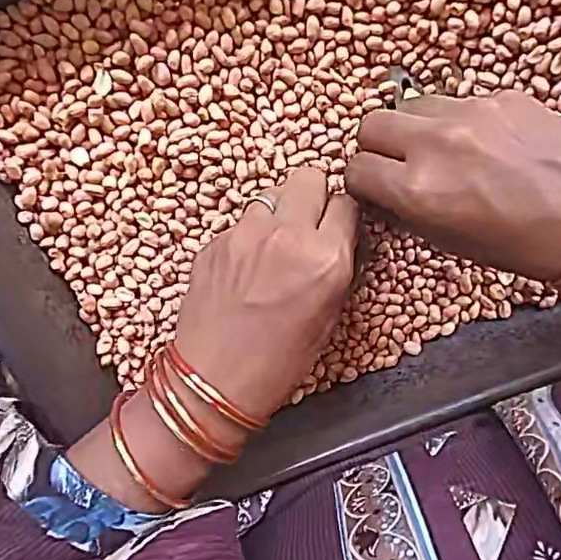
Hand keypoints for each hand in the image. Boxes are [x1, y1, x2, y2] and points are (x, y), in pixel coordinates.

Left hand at [173, 167, 359, 421]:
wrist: (213, 382)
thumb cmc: (277, 364)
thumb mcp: (329, 319)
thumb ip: (336, 268)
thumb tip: (338, 240)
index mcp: (326, 259)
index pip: (347, 203)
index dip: (343, 214)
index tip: (338, 226)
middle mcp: (287, 235)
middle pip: (309, 176)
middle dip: (313, 195)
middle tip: (309, 223)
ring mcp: (245, 234)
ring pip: (271, 194)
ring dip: (278, 213)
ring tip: (274, 248)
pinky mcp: (214, 241)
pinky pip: (241, 221)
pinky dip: (249, 236)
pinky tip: (246, 267)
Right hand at [345, 91, 560, 281]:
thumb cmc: (532, 245)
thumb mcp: (455, 243)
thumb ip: (409, 212)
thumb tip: (386, 192)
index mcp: (421, 190)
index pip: (357, 169)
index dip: (361, 182)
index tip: (372, 187)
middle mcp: (438, 143)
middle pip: (371, 123)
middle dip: (375, 147)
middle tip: (394, 164)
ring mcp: (472, 112)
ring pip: (411, 105)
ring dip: (412, 128)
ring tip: (438, 152)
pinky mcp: (502, 96)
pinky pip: (456, 102)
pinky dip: (454, 122)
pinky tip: (480, 145)